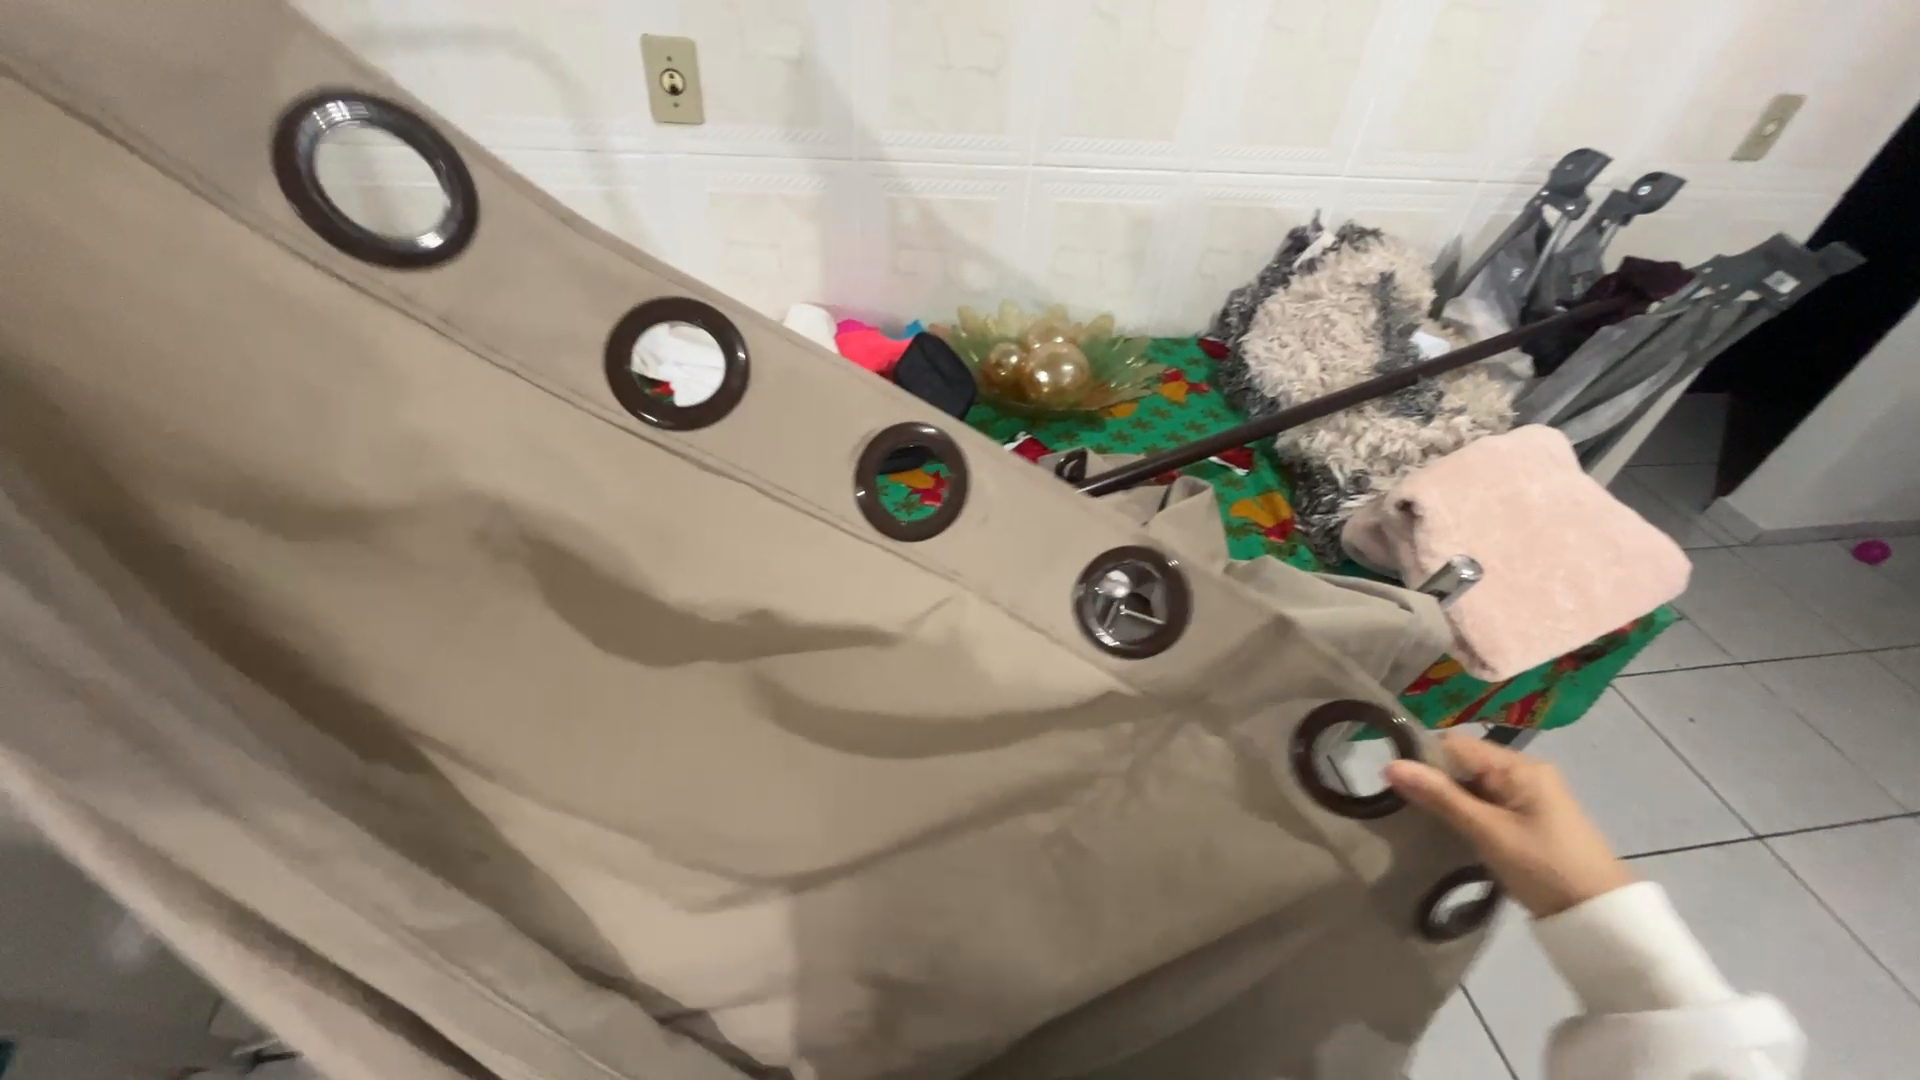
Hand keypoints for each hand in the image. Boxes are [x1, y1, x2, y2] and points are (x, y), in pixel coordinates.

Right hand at [1384, 733, 1633, 917]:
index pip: (1455, 744)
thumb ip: (1440, 797)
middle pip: (1463, 761)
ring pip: (1473, 783)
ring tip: (1426, 818)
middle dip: (1435, 779)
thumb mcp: (1487, 832)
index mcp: (1519, 767)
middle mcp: (1525, 772)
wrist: (1602, 919)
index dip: (1423, 758)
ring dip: (1450, 798)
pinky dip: (1466, 811)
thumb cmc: (1545, 867)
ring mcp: (1530, 795)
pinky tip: (1454, 829)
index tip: (1398, 782)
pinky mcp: (1531, 817)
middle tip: (1409, 805)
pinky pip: (1486, 801)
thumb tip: (1389, 766)